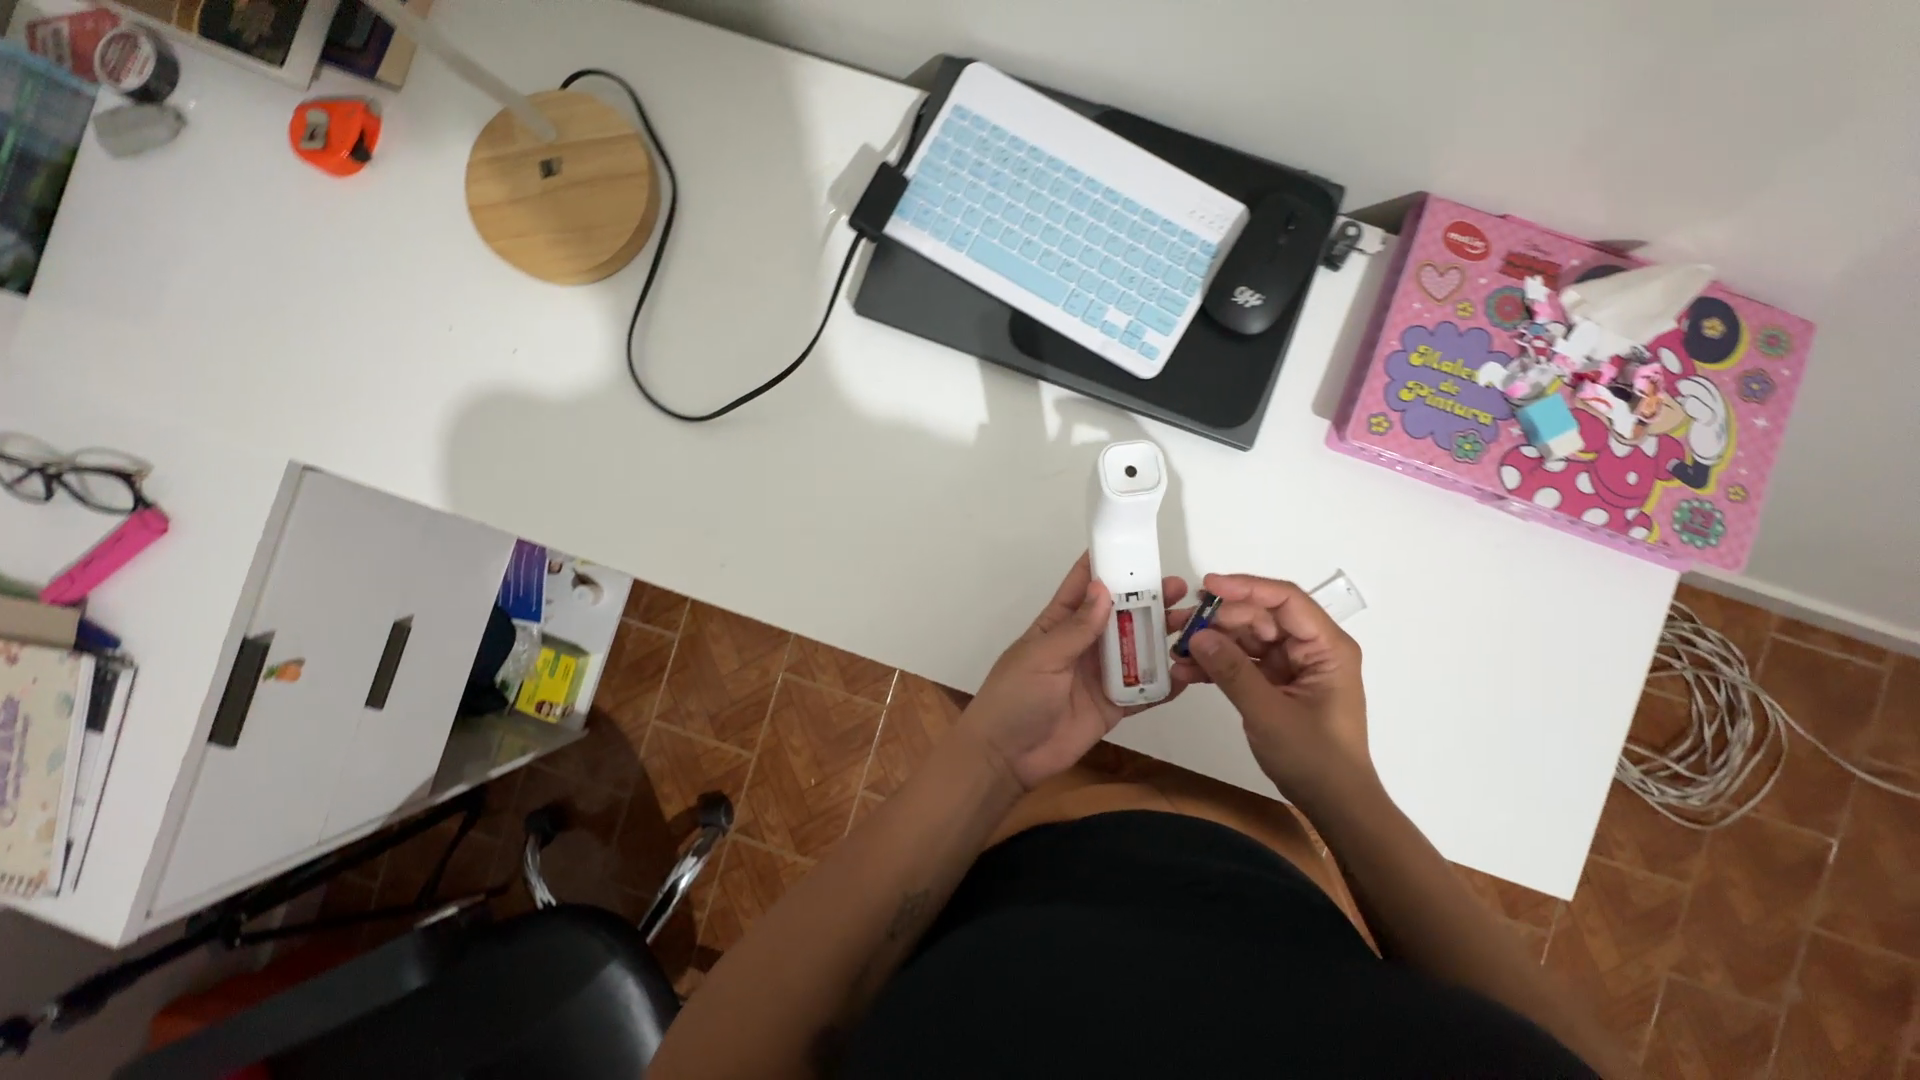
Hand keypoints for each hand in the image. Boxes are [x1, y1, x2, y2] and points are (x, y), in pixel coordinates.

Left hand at [963, 553, 1188, 790]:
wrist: (1006, 757)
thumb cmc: (1014, 697)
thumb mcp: (1042, 656)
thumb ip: (1076, 628)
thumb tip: (1103, 589)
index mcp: (1058, 626)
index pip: (1083, 588)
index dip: (1107, 568)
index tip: (1136, 549)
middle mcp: (1083, 646)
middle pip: (1120, 617)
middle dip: (1148, 600)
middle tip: (1180, 588)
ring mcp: (1099, 676)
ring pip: (1137, 650)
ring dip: (1162, 637)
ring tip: (1191, 623)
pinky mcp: (1112, 707)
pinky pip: (1143, 692)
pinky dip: (1164, 684)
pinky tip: (1187, 672)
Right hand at [1171, 573, 1370, 796]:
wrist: (1335, 805)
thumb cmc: (1314, 758)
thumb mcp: (1269, 714)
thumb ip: (1233, 672)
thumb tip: (1198, 635)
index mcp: (1326, 647)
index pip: (1286, 600)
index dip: (1246, 588)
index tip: (1206, 587)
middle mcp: (1311, 649)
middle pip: (1261, 617)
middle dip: (1219, 620)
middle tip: (1177, 625)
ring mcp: (1293, 667)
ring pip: (1247, 639)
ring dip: (1212, 644)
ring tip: (1175, 651)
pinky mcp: (1277, 685)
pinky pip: (1243, 663)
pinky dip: (1217, 666)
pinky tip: (1186, 672)